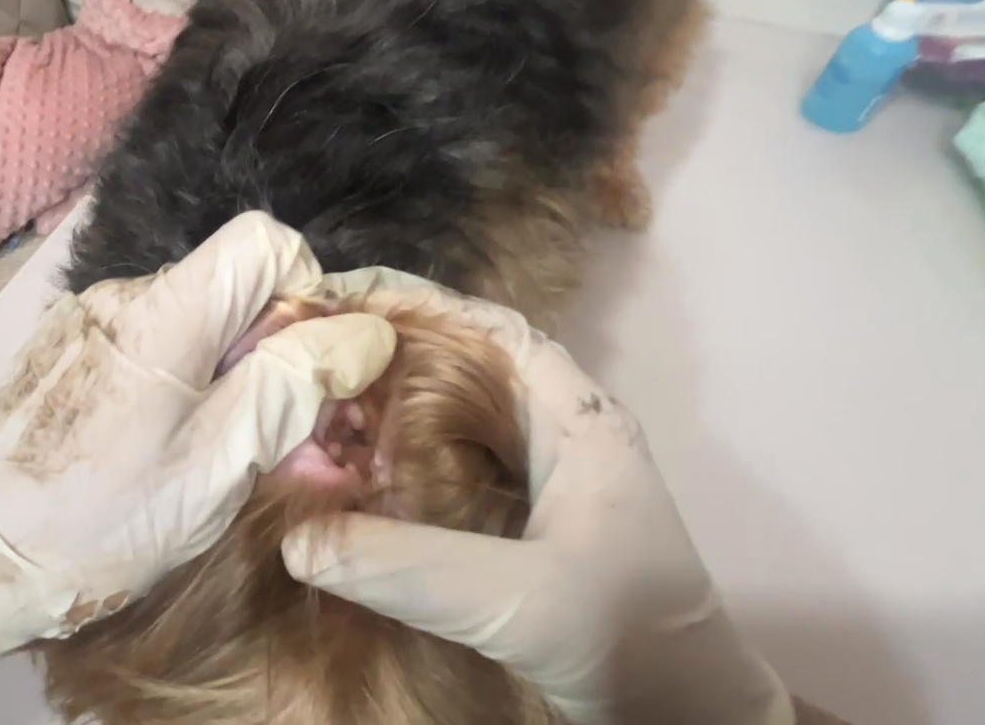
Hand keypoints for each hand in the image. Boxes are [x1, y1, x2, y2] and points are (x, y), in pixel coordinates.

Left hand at [0, 212, 396, 722]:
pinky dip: (185, 370)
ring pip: (198, 311)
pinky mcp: (76, 340)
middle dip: (271, 339)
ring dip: (229, 362)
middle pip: (232, 279)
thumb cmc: (101, 518)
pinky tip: (162, 431)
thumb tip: (361, 333)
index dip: (300, 289)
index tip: (300, 363)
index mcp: (165, 313)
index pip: (262, 239)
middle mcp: (126, 293)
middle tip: (271, 421)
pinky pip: (156, 333)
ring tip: (215, 438)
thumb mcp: (215, 467)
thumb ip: (290, 390)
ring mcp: (94, 313)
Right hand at [283, 271, 793, 724]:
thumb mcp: (520, 600)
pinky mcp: (515, 514)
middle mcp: (551, 427)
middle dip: (384, 352)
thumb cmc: (630, 641)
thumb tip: (294, 539)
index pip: (487, 328)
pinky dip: (394, 455)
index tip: (340, 301)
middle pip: (457, 362)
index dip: (414, 303)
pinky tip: (353, 468)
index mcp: (573, 414)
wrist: (689, 723)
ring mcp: (533, 472)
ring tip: (319, 405)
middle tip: (310, 358)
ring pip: (446, 411)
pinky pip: (441, 461)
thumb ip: (410, 567)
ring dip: (386, 404)